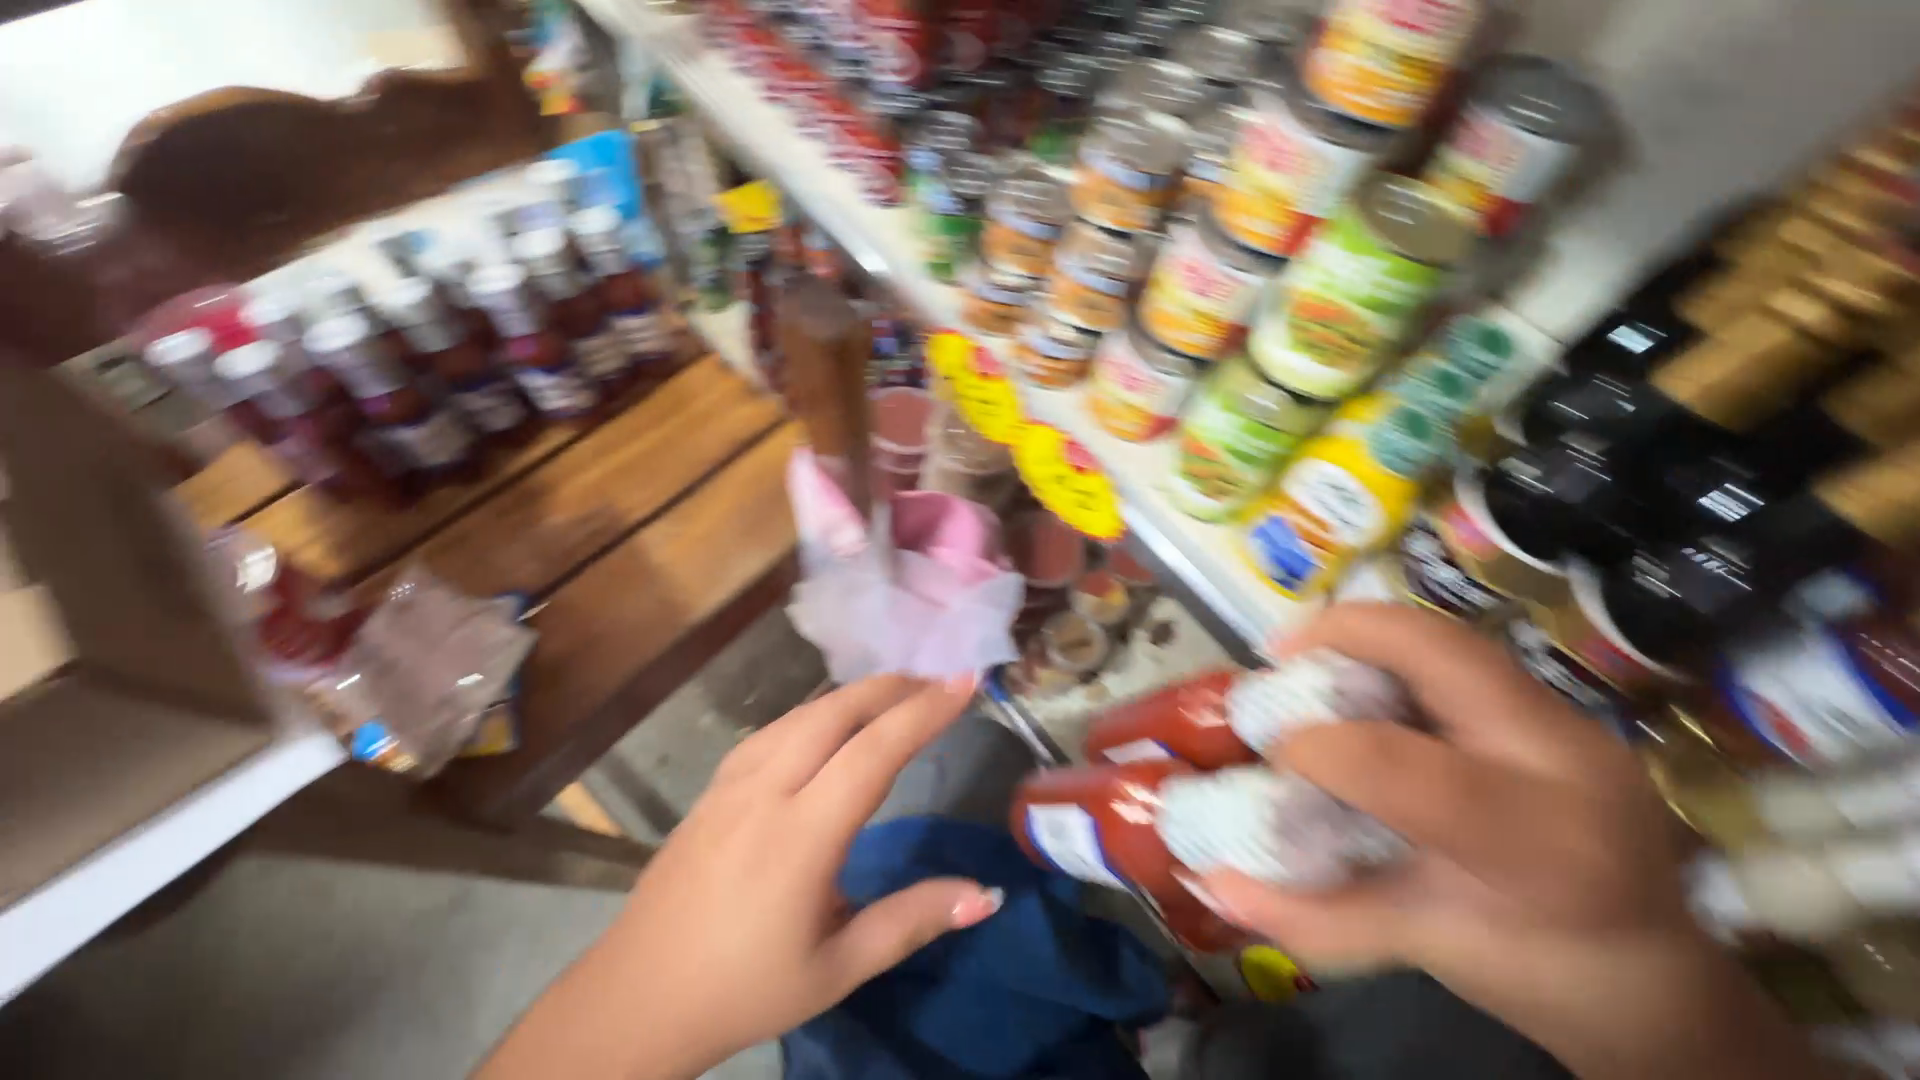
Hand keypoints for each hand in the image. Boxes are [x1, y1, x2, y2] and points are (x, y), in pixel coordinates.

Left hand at [478, 675, 1001, 1079]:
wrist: (635, 998)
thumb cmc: (744, 989)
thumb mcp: (837, 970)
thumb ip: (911, 922)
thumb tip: (985, 894)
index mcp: (800, 837)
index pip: (873, 753)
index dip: (923, 712)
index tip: (965, 682)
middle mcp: (764, 793)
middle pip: (834, 712)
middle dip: (892, 687)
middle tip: (938, 680)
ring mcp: (730, 784)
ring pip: (800, 713)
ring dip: (853, 695)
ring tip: (894, 694)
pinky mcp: (711, 789)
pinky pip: (772, 730)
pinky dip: (814, 712)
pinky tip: (826, 724)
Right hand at [1187, 604, 1816, 1079]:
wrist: (1648, 968)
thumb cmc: (1534, 972)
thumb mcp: (1420, 946)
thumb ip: (1313, 913)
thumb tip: (1213, 881)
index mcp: (1532, 840)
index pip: (1399, 764)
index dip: (1315, 746)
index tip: (1272, 752)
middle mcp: (1562, 759)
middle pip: (1439, 650)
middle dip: (1342, 632)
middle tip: (1277, 652)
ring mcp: (1572, 722)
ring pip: (1452, 636)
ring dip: (1367, 632)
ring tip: (1308, 653)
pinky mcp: (1561, 708)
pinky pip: (1461, 655)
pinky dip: (1396, 650)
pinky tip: (1361, 675)